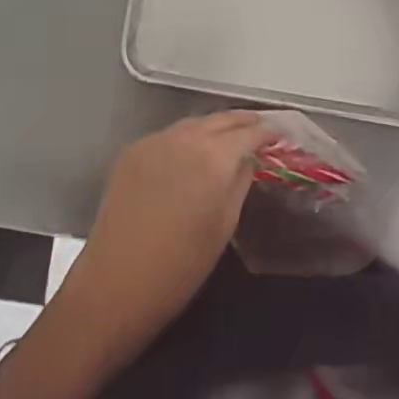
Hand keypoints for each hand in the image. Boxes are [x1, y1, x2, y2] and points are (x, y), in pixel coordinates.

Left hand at [49, 112, 274, 362]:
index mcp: (214, 156)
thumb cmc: (183, 263)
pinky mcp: (131, 152)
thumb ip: (239, 183)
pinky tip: (192, 151)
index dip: (266, 133)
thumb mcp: (225, 224)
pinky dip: (186, 137)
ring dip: (213, 126)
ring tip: (230, 137)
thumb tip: (246, 160)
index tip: (279, 136)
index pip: (247, 133)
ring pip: (192, 124)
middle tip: (260, 127)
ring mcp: (153, 142)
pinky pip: (168, 136)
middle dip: (241, 122)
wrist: (119, 278)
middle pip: (218, 120)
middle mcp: (183, 138)